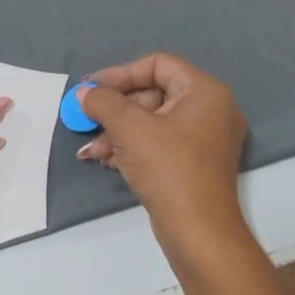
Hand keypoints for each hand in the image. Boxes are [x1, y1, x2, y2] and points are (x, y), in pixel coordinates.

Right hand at [74, 53, 249, 253]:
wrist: (198, 229)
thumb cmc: (168, 168)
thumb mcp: (130, 128)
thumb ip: (103, 102)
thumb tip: (85, 93)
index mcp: (204, 92)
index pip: (158, 65)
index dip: (120, 73)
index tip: (91, 89)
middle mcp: (209, 109)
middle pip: (152, 93)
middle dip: (114, 109)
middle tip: (87, 121)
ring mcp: (203, 138)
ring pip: (150, 121)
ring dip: (116, 131)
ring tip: (92, 150)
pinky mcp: (193, 162)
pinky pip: (157, 142)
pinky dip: (130, 147)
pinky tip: (104, 159)